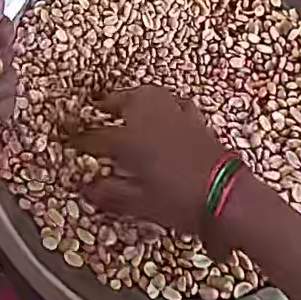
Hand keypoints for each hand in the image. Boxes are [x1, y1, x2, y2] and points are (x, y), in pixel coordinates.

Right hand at [70, 87, 225, 237]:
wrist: (230, 198)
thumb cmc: (179, 201)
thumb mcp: (140, 203)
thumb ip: (110, 194)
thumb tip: (86, 188)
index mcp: (129, 139)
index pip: (97, 137)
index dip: (82, 141)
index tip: (70, 141)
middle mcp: (149, 119)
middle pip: (122, 102)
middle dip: (106, 106)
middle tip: (96, 111)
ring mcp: (175, 116)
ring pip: (148, 95)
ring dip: (134, 98)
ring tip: (126, 105)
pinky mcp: (196, 121)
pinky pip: (175, 103)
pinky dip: (165, 104)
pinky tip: (165, 111)